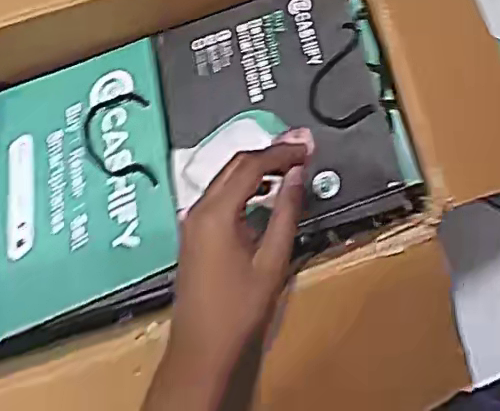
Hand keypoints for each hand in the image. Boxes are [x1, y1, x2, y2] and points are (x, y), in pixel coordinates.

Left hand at [144, 134, 311, 410]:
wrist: (200, 354)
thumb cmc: (239, 309)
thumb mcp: (272, 259)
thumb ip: (286, 211)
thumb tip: (298, 174)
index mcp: (217, 213)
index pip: (252, 164)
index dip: (282, 151)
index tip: (307, 147)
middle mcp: (199, 209)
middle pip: (236, 164)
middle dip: (270, 153)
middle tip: (301, 151)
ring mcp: (192, 221)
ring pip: (227, 176)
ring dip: (257, 166)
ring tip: (289, 167)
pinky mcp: (193, 232)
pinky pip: (220, 192)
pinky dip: (244, 183)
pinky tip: (264, 191)